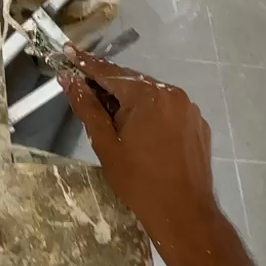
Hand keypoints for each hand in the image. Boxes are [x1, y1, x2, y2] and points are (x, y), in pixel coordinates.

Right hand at [61, 52, 219, 265]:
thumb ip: (86, 106)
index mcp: (147, 95)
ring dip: (130, 100)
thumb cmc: (138, 181)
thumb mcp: (105, 143)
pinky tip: (141, 132)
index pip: (109, 72)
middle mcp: (172, 93)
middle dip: (108, 85)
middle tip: (84, 90)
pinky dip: (151, 113)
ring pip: (150, 95)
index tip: (68, 51)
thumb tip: (68, 80)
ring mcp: (188, 108)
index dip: (85, 64)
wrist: (184, 214)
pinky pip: (168, 109)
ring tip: (113, 119)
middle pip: (132, 82)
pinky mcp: (198, 124)